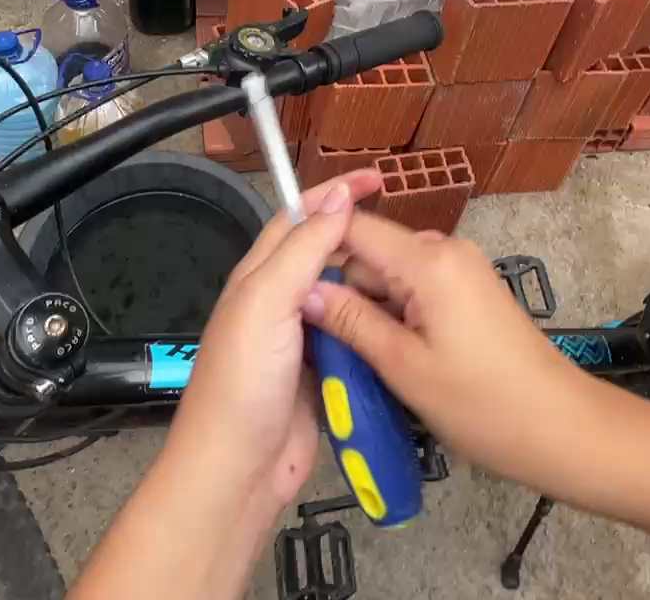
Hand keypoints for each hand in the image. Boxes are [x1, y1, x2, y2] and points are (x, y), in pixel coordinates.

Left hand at [168, 168, 383, 516]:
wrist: (238, 471)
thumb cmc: (242, 382)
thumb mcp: (268, 302)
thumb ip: (303, 249)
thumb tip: (337, 197)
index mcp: (260, 274)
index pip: (298, 217)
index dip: (334, 193)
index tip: (375, 178)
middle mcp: (280, 300)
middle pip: (327, 255)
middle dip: (362, 239)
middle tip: (405, 236)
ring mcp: (303, 337)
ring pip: (347, 296)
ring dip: (374, 285)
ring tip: (411, 278)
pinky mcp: (324, 371)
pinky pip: (355, 336)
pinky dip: (376, 327)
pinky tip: (402, 323)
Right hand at [301, 212, 589, 489]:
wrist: (563, 429)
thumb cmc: (484, 404)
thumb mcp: (404, 367)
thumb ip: (350, 321)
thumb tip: (303, 291)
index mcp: (428, 260)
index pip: (354, 227)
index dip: (315, 246)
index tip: (285, 282)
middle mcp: (444, 250)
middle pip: (371, 252)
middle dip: (347, 292)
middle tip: (331, 344)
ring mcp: (460, 268)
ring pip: (390, 275)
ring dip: (372, 310)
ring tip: (368, 360)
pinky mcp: (468, 289)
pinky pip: (415, 288)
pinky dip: (397, 315)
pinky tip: (398, 356)